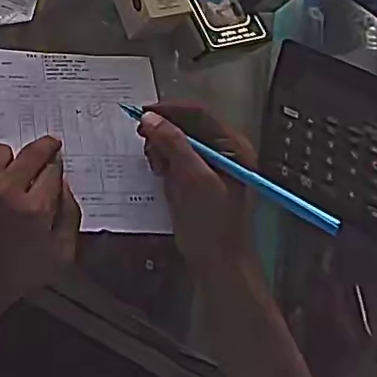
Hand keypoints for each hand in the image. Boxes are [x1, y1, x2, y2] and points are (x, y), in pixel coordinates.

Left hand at [0, 134, 81, 322]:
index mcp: (35, 208)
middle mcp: (8, 190)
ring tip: (11, 173)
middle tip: (48, 149)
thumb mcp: (60, 256)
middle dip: (45, 149)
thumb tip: (64, 184)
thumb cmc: (16, 274)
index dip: (56, 168)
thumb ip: (71, 216)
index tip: (55, 169)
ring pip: (4, 151)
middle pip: (33, 152)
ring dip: (11, 160)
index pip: (53, 169)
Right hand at [137, 103, 257, 278]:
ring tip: (156, 164)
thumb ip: (174, 144)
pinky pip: (176, 156)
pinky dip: (163, 159)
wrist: (217, 266)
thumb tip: (150, 117)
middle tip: (143, 139)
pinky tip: (159, 172)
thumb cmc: (212, 224)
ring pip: (178, 140)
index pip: (199, 114)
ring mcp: (210, 164)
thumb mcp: (192, 180)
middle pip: (188, 124)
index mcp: (233, 146)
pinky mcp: (197, 177)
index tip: (143, 113)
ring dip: (162, 146)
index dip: (170, 110)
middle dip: (164, 130)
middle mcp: (224, 150)